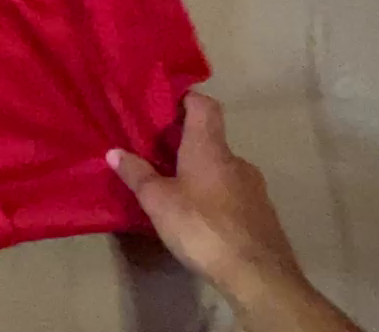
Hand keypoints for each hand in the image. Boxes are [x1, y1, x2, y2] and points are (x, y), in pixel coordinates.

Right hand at [108, 94, 363, 331]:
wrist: (261, 280)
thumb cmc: (203, 226)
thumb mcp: (157, 200)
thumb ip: (136, 173)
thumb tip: (114, 152)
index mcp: (210, 148)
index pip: (204, 106)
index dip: (185, 98)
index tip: (163, 102)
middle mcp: (237, 162)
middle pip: (210, 140)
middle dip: (184, 144)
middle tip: (157, 153)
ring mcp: (255, 191)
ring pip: (223, 170)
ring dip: (201, 173)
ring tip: (175, 188)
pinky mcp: (264, 218)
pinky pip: (234, 195)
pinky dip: (216, 197)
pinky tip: (199, 217)